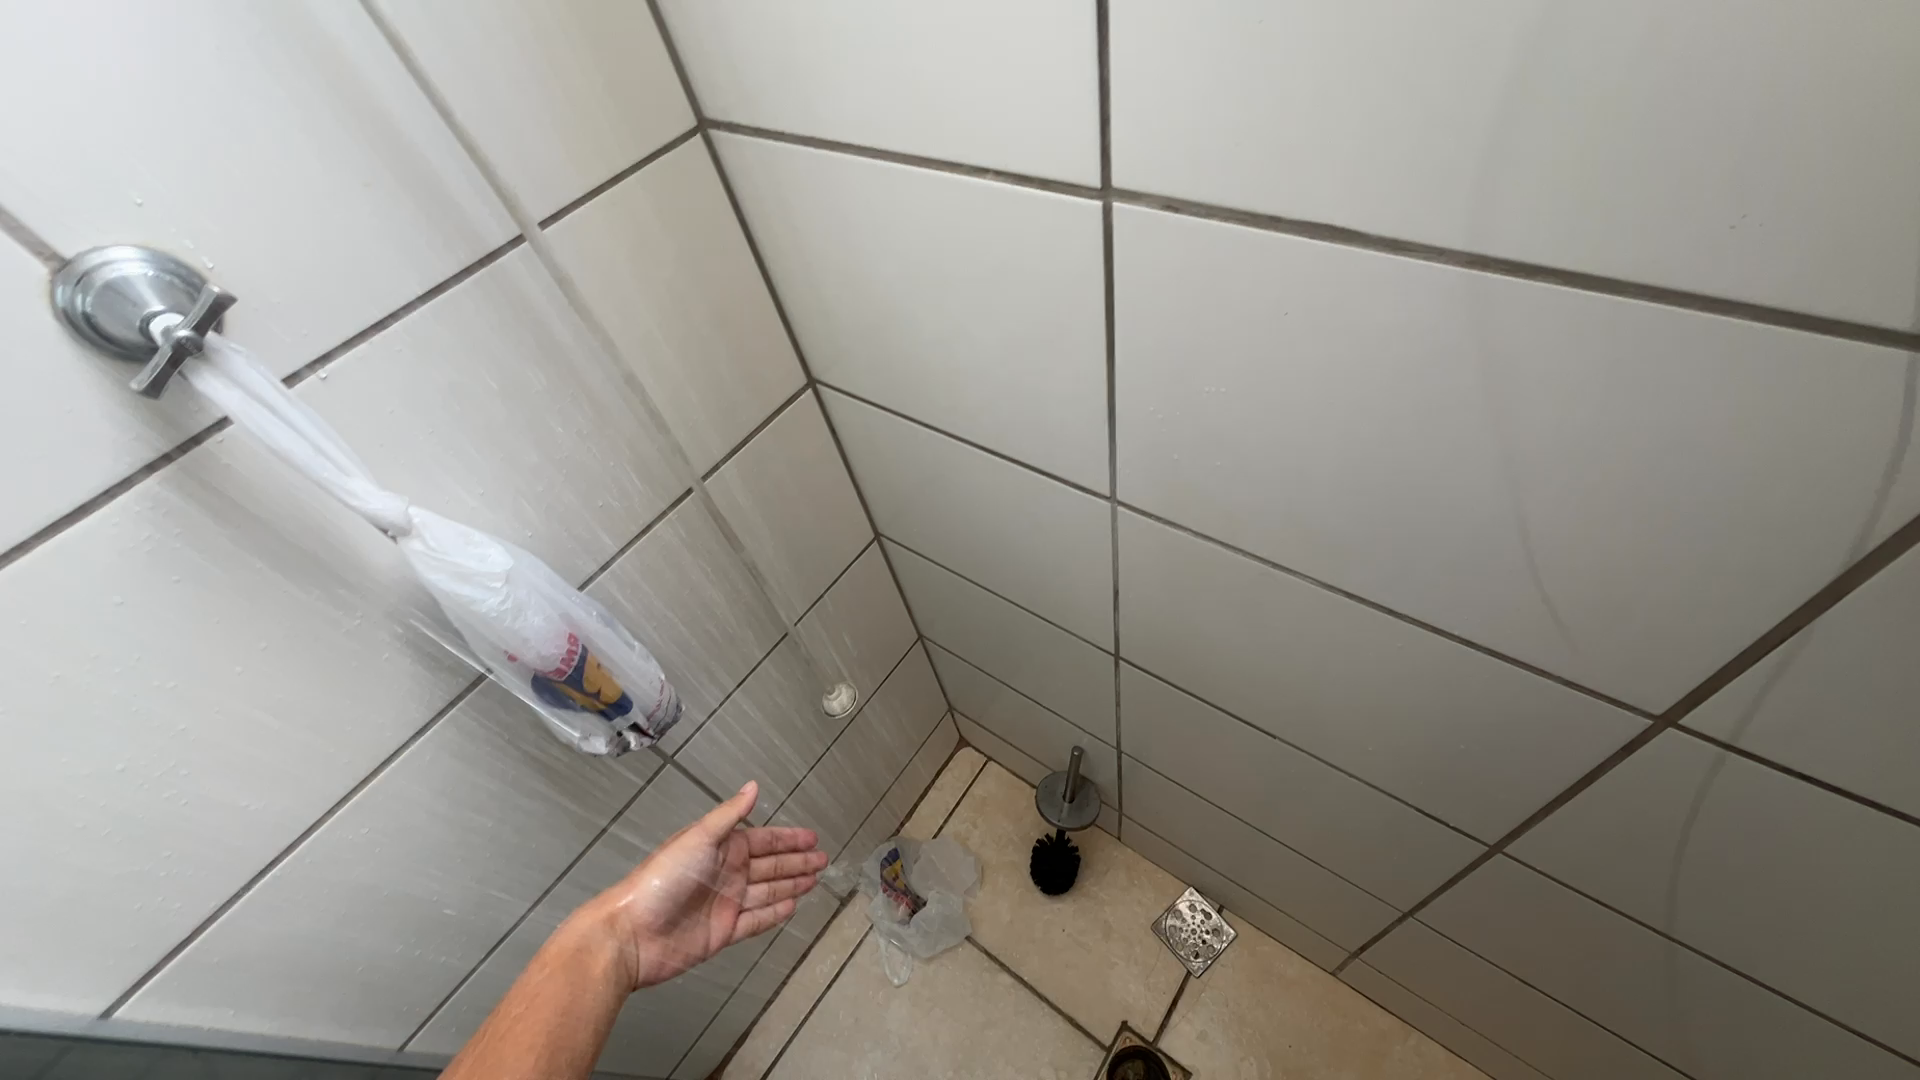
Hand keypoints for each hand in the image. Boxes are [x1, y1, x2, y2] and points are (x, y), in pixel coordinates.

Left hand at [570, 780, 826, 990]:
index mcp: (722, 848)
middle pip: (771, 866)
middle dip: (797, 862)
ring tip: (815, 881)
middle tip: (823, 860)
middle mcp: (728, 873)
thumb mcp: (698, 838)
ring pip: (768, 891)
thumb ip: (729, 815)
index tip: (813, 837)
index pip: (765, 840)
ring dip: (791, 885)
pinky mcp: (723, 932)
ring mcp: (726, 904)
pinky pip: (756, 920)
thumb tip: (754, 786)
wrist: (631, 932)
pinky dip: (775, 913)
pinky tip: (792, 906)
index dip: (789, 839)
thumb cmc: (662, 878)